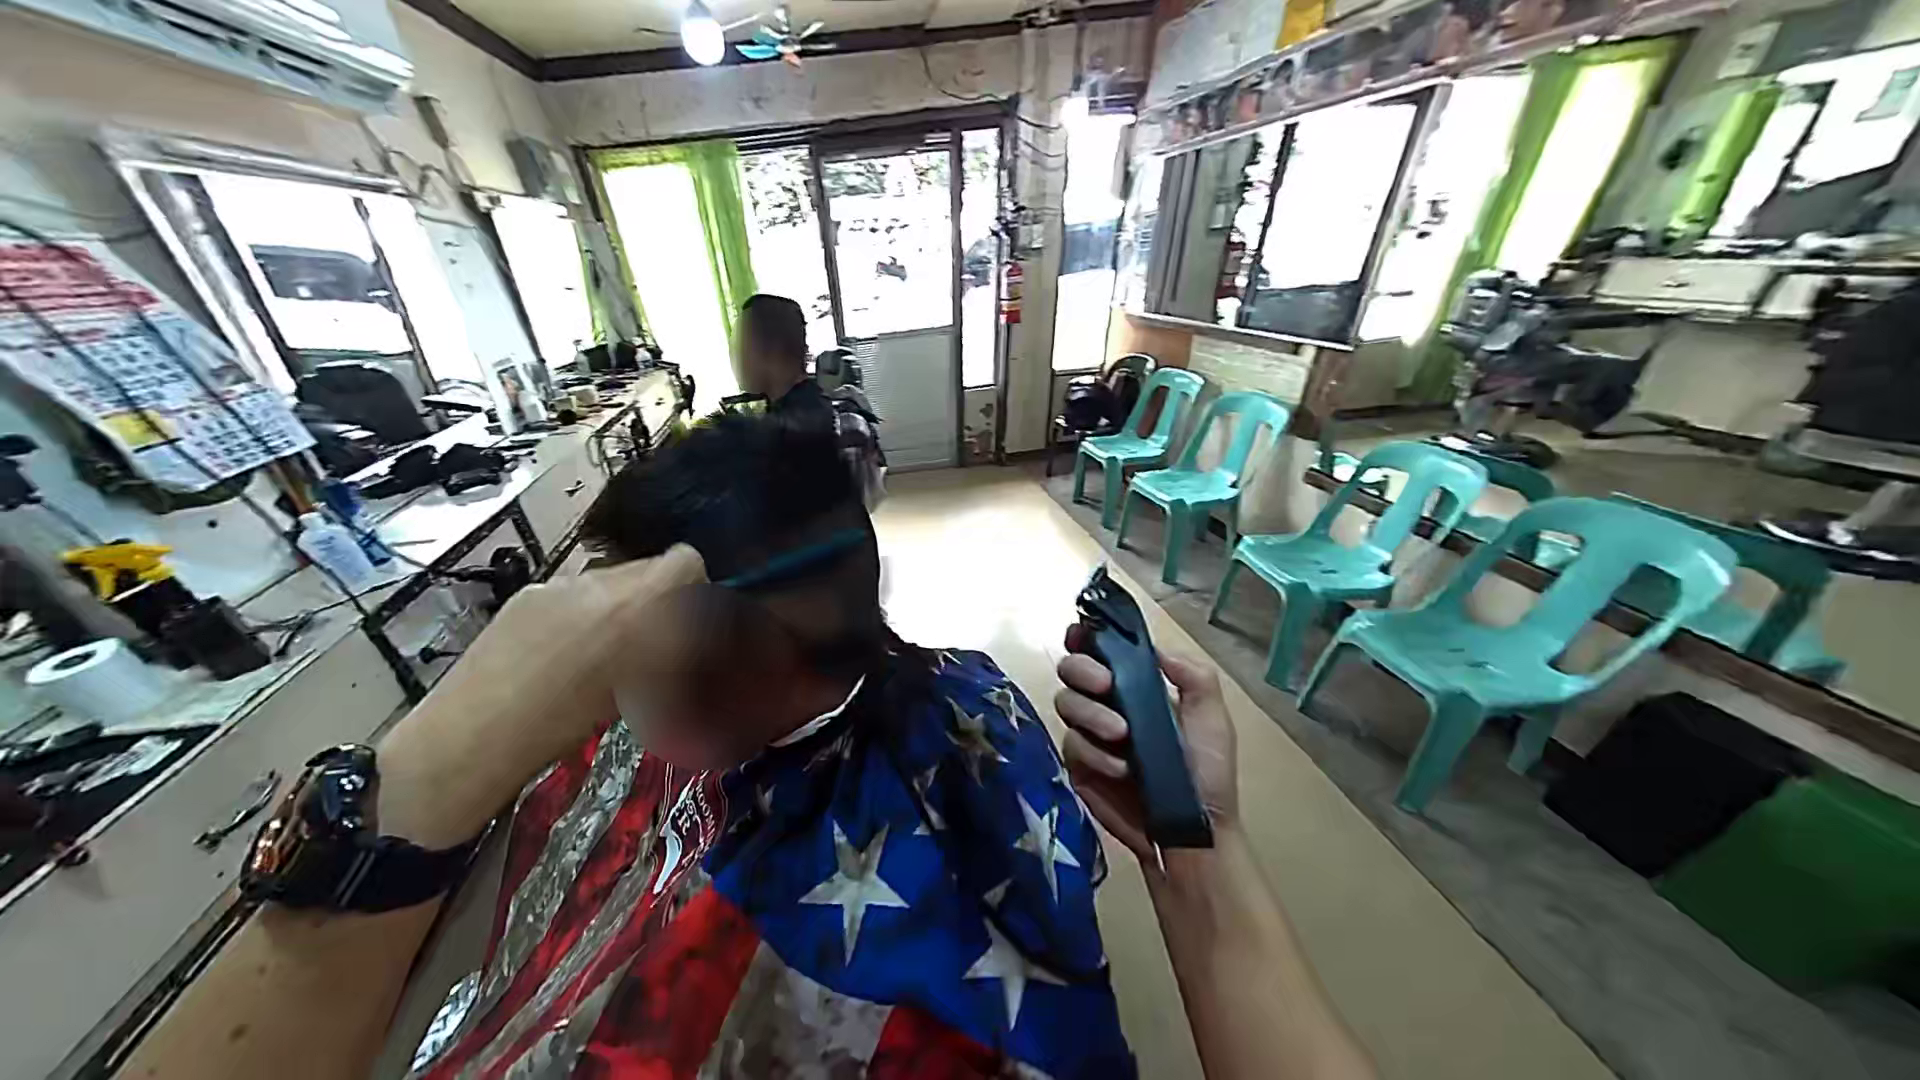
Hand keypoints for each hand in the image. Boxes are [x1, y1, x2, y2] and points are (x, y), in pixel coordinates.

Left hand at [377, 544, 705, 845]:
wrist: (467, 741)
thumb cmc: (564, 728)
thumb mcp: (640, 690)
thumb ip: (672, 650)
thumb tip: (697, 631)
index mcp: (634, 607)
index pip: (686, 561)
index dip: (695, 586)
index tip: (691, 619)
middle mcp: (598, 583)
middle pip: (651, 566)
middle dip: (660, 597)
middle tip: (652, 640)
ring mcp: (558, 584)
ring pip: (614, 577)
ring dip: (624, 603)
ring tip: (604, 650)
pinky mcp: (527, 593)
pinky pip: (577, 590)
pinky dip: (586, 611)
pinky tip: (565, 651)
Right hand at [1054, 625, 1237, 869]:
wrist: (1194, 830)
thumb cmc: (1207, 771)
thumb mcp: (1212, 718)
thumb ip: (1193, 675)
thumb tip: (1155, 649)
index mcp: (1134, 684)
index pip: (1097, 650)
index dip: (1084, 637)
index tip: (1084, 635)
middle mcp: (1105, 702)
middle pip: (1070, 669)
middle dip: (1083, 670)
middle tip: (1106, 685)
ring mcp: (1089, 734)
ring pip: (1065, 703)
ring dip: (1091, 713)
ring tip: (1121, 734)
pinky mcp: (1079, 765)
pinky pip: (1071, 744)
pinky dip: (1093, 752)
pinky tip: (1118, 767)